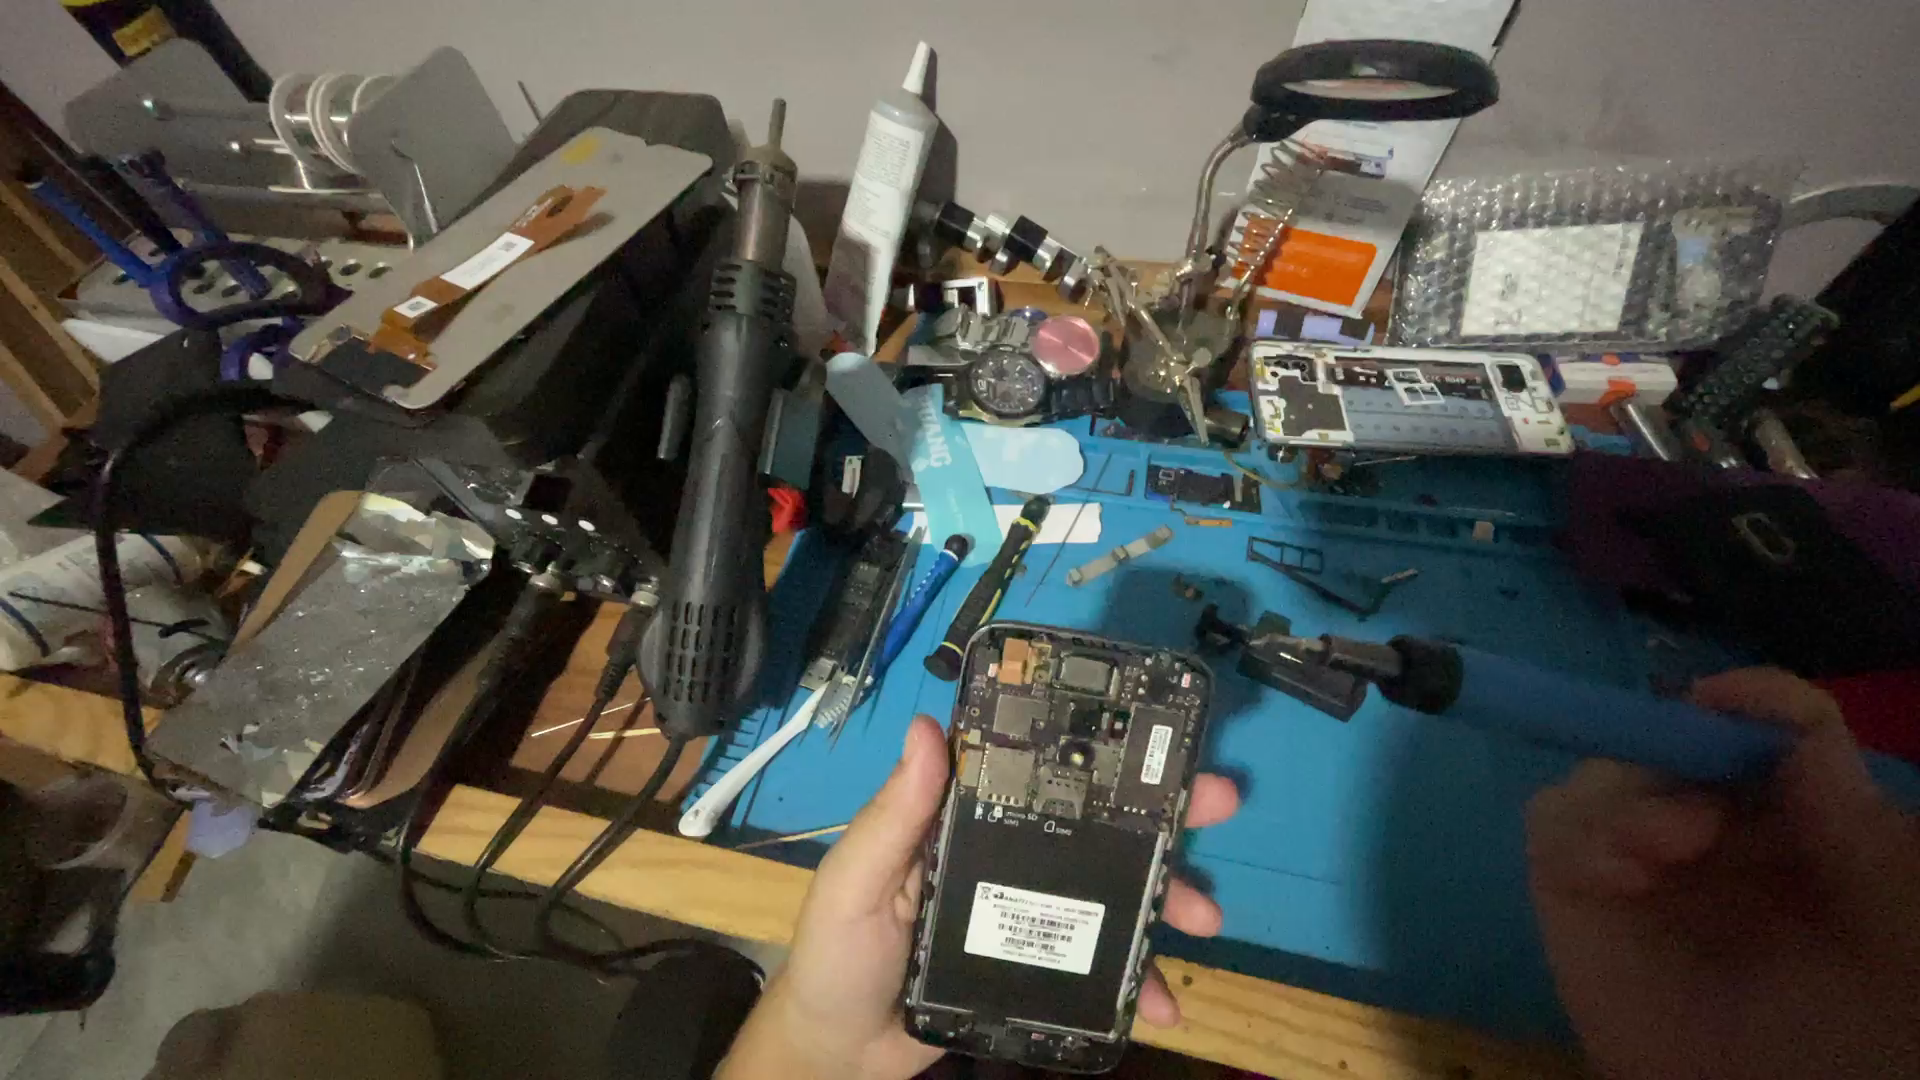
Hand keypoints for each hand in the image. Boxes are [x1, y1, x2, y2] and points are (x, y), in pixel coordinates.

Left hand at [718, 714, 1239, 1079]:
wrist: (842, 1052)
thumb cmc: (840, 952)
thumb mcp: (858, 878)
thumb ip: (894, 814)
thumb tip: (928, 727)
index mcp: (964, 817)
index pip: (1033, 768)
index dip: (1089, 747)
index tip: (1150, 737)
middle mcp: (1004, 851)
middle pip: (1089, 822)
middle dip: (1156, 810)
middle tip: (1217, 802)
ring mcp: (1025, 908)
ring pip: (1107, 888)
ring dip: (1162, 893)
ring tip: (1202, 915)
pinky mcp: (1037, 962)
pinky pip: (1096, 962)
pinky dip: (1134, 978)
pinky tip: (1162, 1001)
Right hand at [1526, 668, 1919, 1079]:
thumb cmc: (1856, 1031)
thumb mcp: (1899, 938)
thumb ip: (1871, 841)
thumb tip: (1806, 735)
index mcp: (1803, 819)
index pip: (1772, 729)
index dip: (1752, 701)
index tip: (1724, 700)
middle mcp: (1715, 817)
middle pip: (1667, 740)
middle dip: (1667, 762)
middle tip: (1694, 831)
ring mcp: (1632, 845)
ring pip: (1599, 775)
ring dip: (1619, 810)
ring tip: (1643, 870)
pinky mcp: (1567, 876)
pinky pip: (1551, 826)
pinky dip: (1576, 841)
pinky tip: (1613, 883)